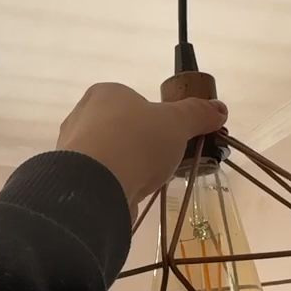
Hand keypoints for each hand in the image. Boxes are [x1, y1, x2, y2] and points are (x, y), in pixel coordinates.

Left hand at [54, 83, 227, 210]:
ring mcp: (72, 150)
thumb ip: (197, 115)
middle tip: (163, 162)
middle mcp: (82, 117)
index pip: (134, 101)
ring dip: (129, 168)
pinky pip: (100, 180)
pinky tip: (128, 196)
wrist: (95, 186)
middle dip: (143, 146)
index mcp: (105, 93)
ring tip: (146, 182)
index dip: (156, 119)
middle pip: (122, 130)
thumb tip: (219, 109)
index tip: (171, 137)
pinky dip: (115, 187)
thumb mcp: (177, 123)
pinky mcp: (72, 180)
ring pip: (110, 157)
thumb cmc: (136, 142)